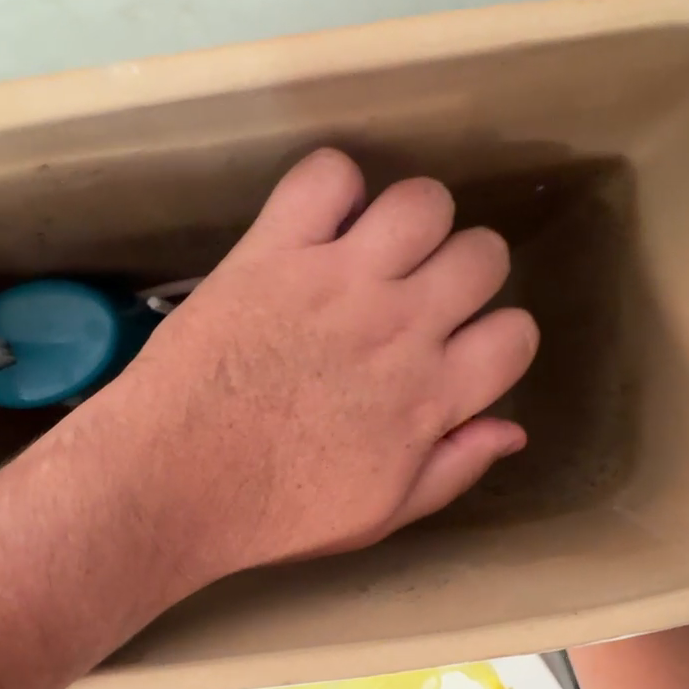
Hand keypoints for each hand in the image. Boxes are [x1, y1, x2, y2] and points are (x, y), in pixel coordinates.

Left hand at [93, 147, 537, 574]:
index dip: (498, 340)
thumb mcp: (380, 514)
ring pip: (423, 201)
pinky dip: (332, 187)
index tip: (462, 349)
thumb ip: (453, 469)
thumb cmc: (277, 512)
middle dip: (465, 272)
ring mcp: (337, 281)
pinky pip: (328, 174)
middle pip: (484, 253)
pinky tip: (318, 225)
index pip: (516, 335)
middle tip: (421, 295)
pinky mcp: (274, 250)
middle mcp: (399, 326)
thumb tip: (513, 428)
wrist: (172, 482)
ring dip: (413, 222)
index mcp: (429, 397)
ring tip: (377, 252)